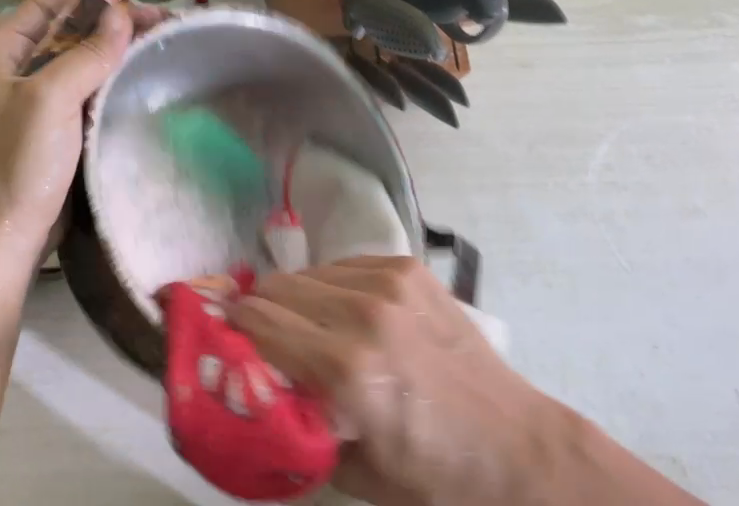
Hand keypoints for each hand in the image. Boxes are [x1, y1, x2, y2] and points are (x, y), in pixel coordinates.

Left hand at [0, 0, 165, 272]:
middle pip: (64, 30)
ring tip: (154, 40)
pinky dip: (107, 76)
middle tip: (155, 19)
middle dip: (107, 21)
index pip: (46, 5)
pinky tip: (136, 74)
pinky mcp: (49, 126)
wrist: (6, 235)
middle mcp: (11, 69)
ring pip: (76, 59)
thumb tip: (122, 14)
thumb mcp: (52, 98)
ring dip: (112, 47)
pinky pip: (81, 88)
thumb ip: (87, 52)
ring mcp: (30, 99)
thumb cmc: (19, 160)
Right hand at [228, 257, 553, 505]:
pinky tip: (349, 315)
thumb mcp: (349, 471)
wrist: (513, 446)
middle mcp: (362, 315)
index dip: (234, 331)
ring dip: (296, 298)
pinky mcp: (407, 269)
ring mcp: (389, 284)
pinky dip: (332, 286)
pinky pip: (343, 264)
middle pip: (274, 288)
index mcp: (344, 370)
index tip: (226, 341)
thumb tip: (244, 388)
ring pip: (306, 273)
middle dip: (261, 313)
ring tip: (312, 330)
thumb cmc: (430, 475)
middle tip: (267, 342)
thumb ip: (292, 423)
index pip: (257, 323)